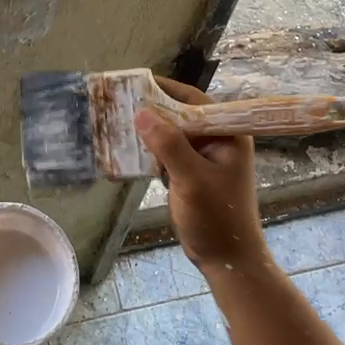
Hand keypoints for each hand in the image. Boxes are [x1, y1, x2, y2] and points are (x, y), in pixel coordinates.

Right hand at [135, 76, 266, 269]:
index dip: (165, 89)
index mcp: (227, 134)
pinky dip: (150, 149)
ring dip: (148, 129)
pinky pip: (168, 152)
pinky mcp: (191, 173)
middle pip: (180, 114)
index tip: (135, 83)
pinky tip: (127, 148)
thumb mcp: (192, 179)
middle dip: (152, 109)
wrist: (227, 261)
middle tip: (119, 101)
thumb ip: (168, 145)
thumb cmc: (217, 218)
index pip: (193, 100)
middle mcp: (217, 140)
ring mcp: (204, 157)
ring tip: (117, 120)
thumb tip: (141, 113)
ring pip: (171, 133)